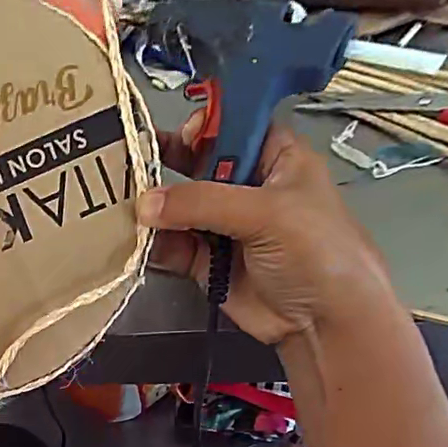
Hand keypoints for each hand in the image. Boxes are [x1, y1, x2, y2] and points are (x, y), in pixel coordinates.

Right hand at [138, 114, 399, 342]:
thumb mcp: (266, 213)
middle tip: (133, 164)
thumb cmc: (316, 252)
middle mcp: (246, 188)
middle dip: (166, 165)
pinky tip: (139, 240)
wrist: (321, 321)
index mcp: (275, 159)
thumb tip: (145, 203)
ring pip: (178, 209)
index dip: (203, 125)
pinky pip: (172, 247)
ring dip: (154, 210)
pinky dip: (154, 245)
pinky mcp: (206, 263)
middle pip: (197, 166)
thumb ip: (203, 202)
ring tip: (126, 208)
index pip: (233, 126)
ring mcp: (224, 227)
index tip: (174, 137)